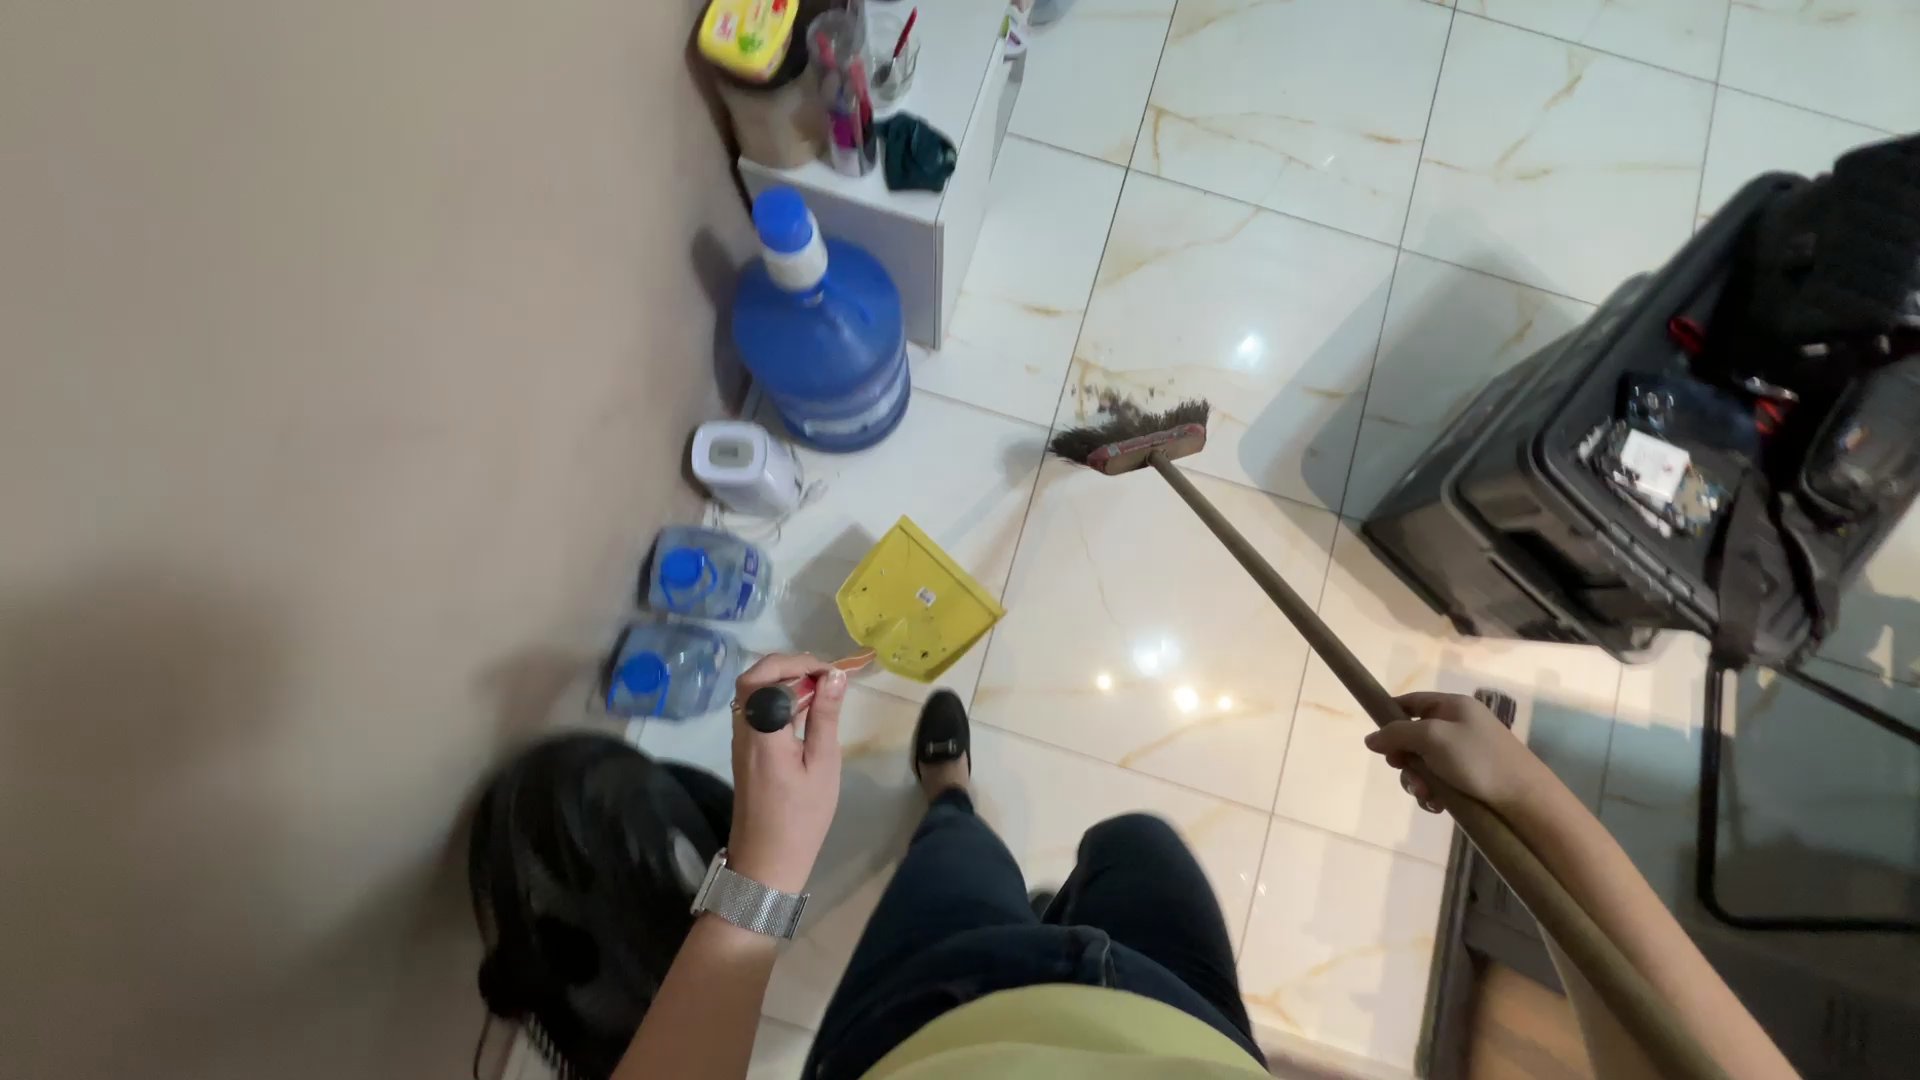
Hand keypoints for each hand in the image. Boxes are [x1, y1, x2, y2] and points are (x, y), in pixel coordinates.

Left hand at [725, 653, 845, 893]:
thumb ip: (825, 717)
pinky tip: (807, 710)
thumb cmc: (801, 818)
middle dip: (787, 666)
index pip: (765, 678)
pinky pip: (757, 711)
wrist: (767, 863)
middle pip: (752, 679)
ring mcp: (741, 741)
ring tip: (820, 689)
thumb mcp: (823, 766)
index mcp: (763, 734)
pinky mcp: (746, 751)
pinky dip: (780, 700)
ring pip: (752, 694)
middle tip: (822, 675)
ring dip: (784, 681)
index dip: (797, 665)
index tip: (830, 673)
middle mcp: (744, 731)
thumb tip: (834, 676)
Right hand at [1363, 692, 1550, 813]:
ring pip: (1423, 762)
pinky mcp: (1471, 779)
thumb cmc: (1478, 759)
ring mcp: (1465, 753)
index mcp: (1453, 706)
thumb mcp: (1431, 737)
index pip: (1410, 701)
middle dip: (1403, 756)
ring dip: (1416, 779)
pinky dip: (1432, 792)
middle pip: (1413, 736)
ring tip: (1425, 794)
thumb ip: (1396, 734)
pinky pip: (1439, 781)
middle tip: (1402, 769)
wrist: (1528, 800)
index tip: (1378, 740)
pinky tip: (1436, 804)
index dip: (1389, 716)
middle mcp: (1459, 726)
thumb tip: (1370, 739)